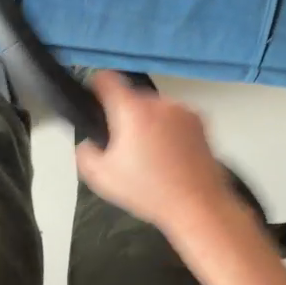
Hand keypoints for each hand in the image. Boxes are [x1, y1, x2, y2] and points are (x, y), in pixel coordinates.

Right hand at [75, 72, 240, 231]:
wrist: (199, 206)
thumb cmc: (149, 191)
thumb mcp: (101, 177)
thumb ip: (84, 152)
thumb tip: (90, 141)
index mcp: (131, 110)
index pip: (105, 78)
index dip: (95, 86)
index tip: (94, 103)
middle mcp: (158, 102)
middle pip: (131, 96)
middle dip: (124, 114)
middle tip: (124, 144)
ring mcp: (182, 109)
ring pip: (153, 106)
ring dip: (147, 120)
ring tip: (150, 152)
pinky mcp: (201, 121)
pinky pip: (174, 115)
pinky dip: (168, 127)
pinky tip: (170, 153)